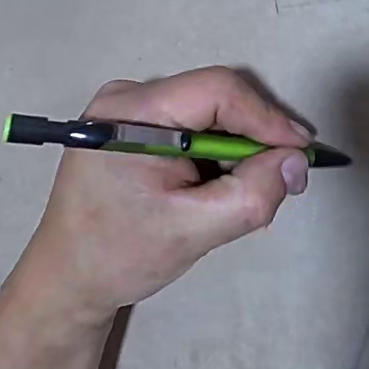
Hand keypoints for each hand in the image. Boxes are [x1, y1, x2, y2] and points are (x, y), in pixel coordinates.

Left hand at [10, 66, 312, 325]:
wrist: (66, 278)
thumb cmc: (117, 256)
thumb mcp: (191, 231)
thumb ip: (250, 196)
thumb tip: (296, 161)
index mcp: (131, 112)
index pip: (217, 91)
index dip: (266, 117)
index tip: (302, 153)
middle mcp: (130, 97)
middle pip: (217, 98)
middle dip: (257, 136)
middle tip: (286, 177)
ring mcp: (132, 109)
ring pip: (211, 113)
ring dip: (240, 148)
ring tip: (249, 192)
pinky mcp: (138, 126)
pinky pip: (197, 125)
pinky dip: (220, 154)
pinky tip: (220, 188)